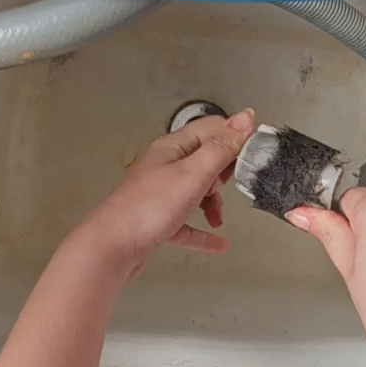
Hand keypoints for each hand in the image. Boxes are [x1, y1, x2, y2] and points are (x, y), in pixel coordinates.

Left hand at [70, 110, 256, 275]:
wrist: (111, 248)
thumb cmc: (145, 209)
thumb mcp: (193, 173)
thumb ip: (221, 147)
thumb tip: (244, 118)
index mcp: (172, 149)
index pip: (211, 130)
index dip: (235, 139)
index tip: (254, 153)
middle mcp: (165, 168)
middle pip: (204, 160)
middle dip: (224, 173)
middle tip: (233, 184)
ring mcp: (160, 196)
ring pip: (197, 193)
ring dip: (214, 205)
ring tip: (218, 218)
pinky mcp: (158, 223)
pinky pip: (187, 224)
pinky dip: (202, 232)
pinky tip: (217, 243)